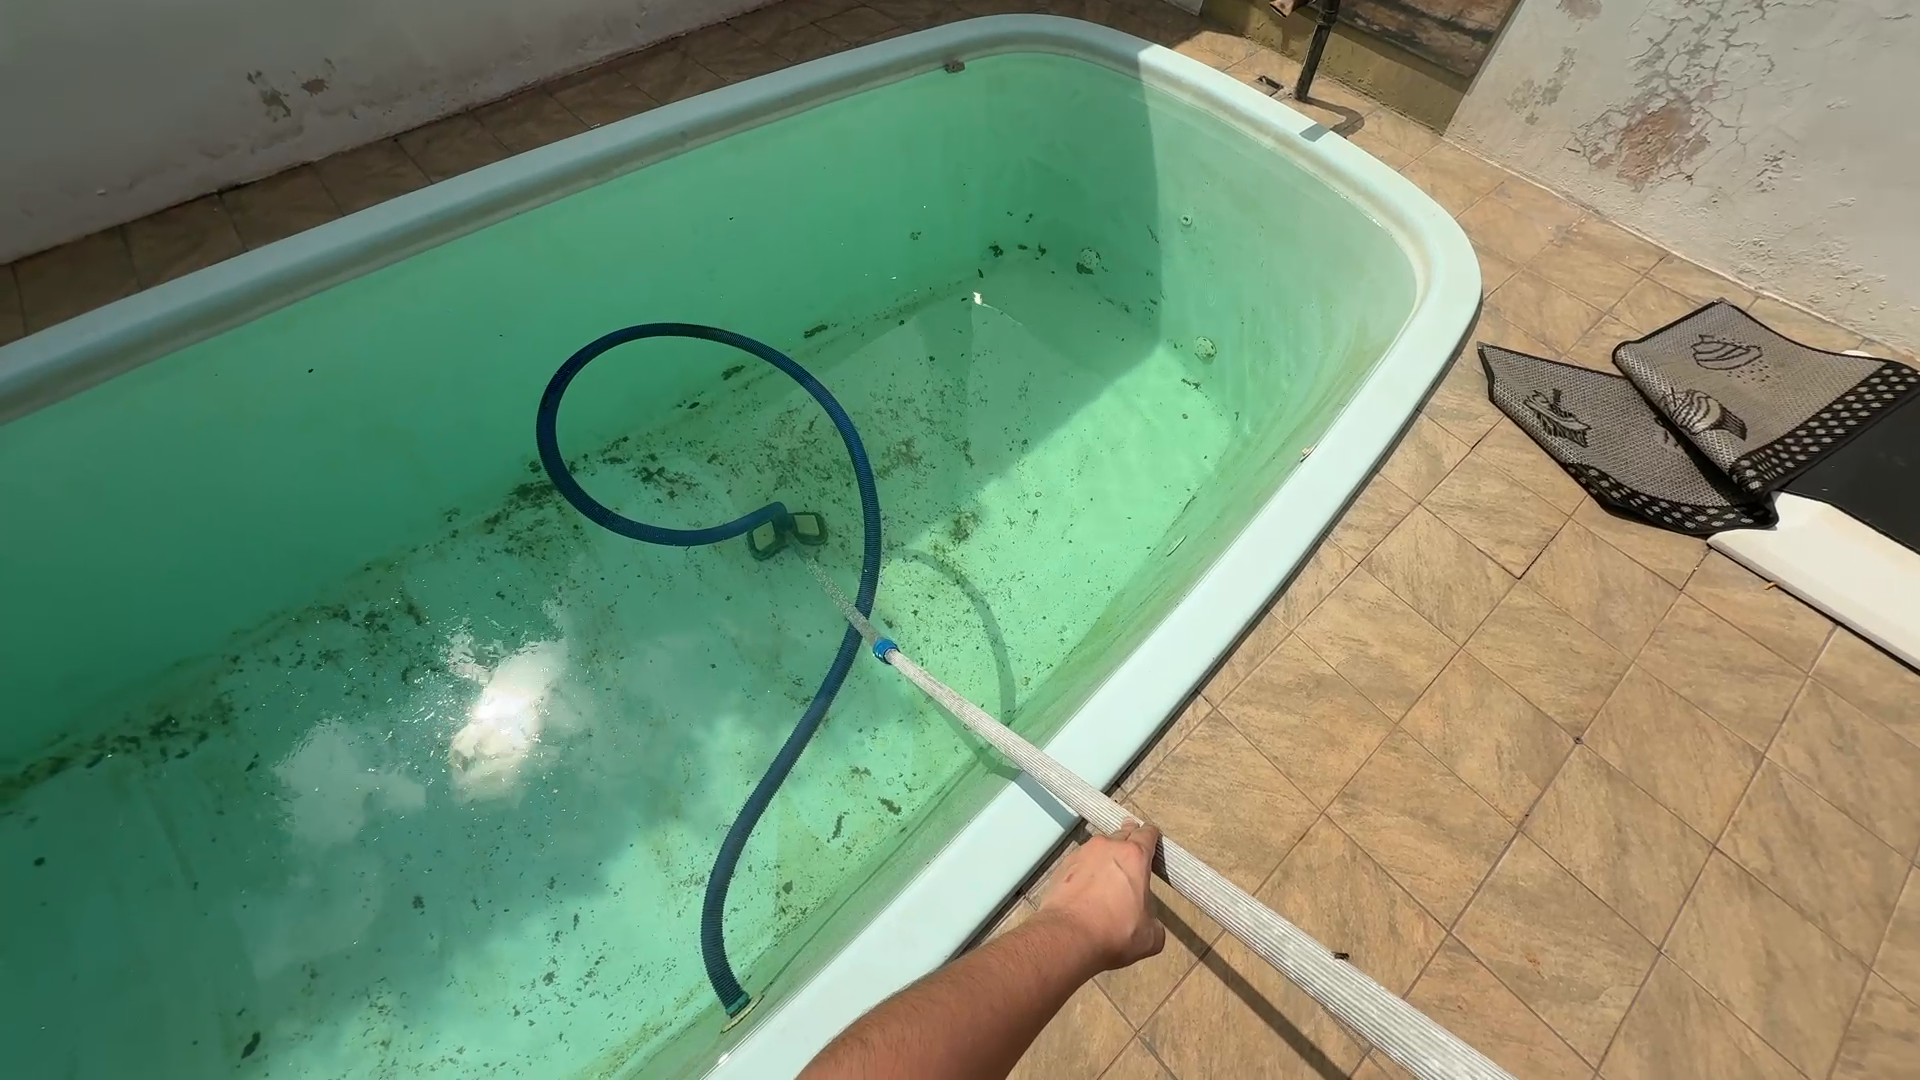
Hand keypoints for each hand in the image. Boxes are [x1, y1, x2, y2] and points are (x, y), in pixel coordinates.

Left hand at [1035, 820, 1165, 972]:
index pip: (1147, 834)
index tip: (1153, 840)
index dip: (1152, 836)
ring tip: (1109, 872)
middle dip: (1129, 839)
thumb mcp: (1149, 936)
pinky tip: (1088, 885)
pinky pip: (1082, 859)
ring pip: (1101, 845)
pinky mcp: (1065, 863)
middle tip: (1133, 848)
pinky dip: (1088, 867)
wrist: (1068, 935)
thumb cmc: (1112, 932)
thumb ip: (1154, 922)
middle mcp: (1108, 847)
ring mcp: (1084, 852)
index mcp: (1134, 857)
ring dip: (1107, 854)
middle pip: (1123, 833)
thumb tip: (1150, 924)